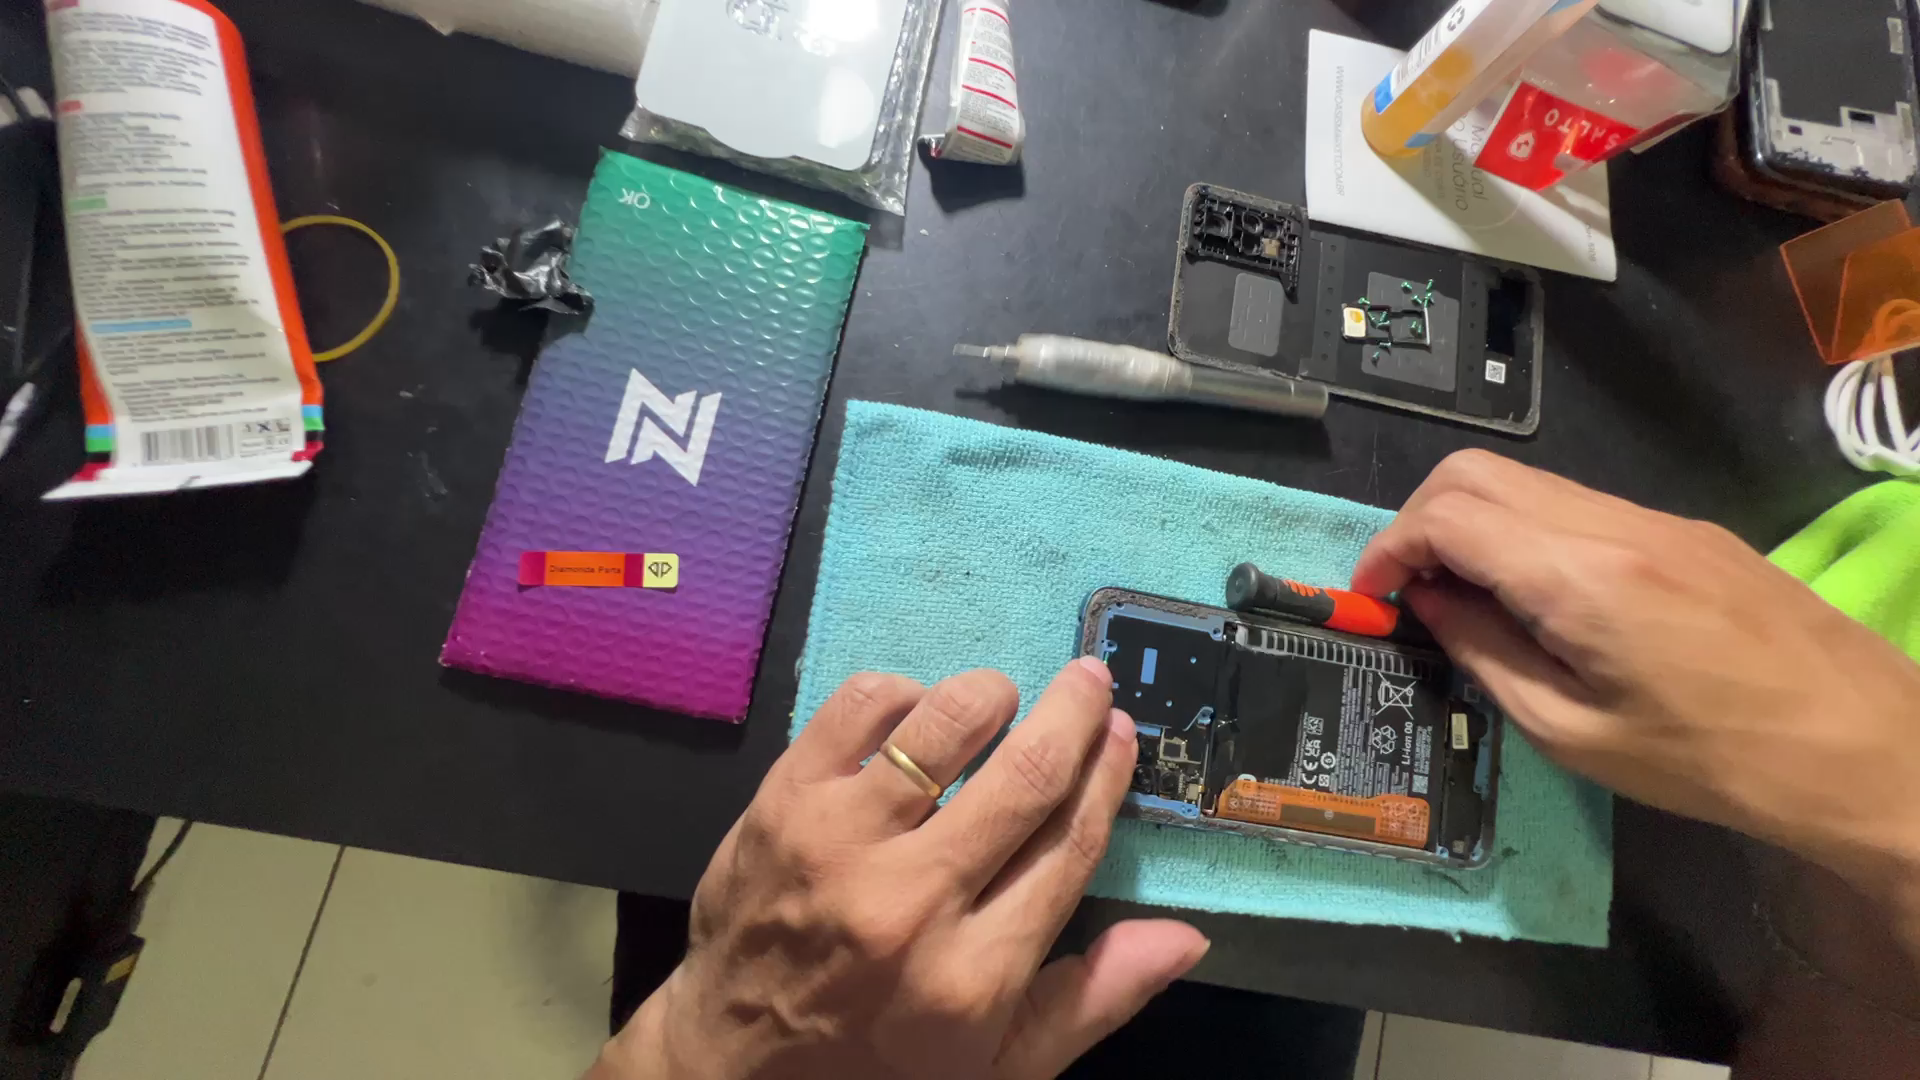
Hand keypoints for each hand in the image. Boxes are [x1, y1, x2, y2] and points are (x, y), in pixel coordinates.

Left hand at [593, 660, 1208, 1079]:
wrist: (730, 1063)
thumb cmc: (879, 1063)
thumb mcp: (997, 1065)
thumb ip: (1094, 998)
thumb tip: (1188, 935)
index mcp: (975, 974)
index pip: (1069, 845)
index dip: (1106, 774)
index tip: (1119, 728)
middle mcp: (911, 901)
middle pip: (1022, 777)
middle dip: (1071, 711)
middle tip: (1089, 675)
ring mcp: (839, 842)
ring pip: (940, 725)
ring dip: (987, 694)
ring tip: (1000, 698)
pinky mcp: (784, 799)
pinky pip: (858, 706)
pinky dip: (900, 691)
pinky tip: (912, 712)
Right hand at [1350, 450, 1919, 886]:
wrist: (1884, 759)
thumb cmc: (1709, 762)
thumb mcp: (1565, 728)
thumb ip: (1479, 649)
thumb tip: (1426, 601)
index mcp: (1581, 578)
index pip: (1445, 517)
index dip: (1387, 549)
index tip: (1372, 596)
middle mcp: (1612, 525)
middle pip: (1469, 473)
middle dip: (1414, 520)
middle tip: (1408, 584)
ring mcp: (1652, 518)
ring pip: (1514, 479)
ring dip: (1462, 522)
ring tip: (1459, 590)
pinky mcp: (1677, 528)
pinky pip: (1563, 501)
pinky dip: (1512, 528)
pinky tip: (1524, 588)